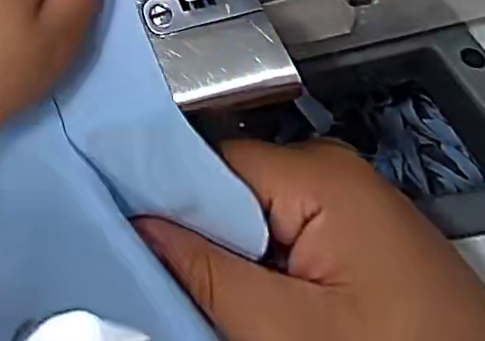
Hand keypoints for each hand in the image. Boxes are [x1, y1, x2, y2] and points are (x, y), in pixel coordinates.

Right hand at [135, 140, 484, 340]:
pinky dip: (261, 267)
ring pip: (251, 215)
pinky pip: (281, 234)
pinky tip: (259, 305)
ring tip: (227, 303)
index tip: (130, 226)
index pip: (208, 162)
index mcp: (321, 172)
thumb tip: (139, 225)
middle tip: (182, 283)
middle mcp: (332, 171)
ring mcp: (346, 201)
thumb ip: (209, 274)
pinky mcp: (353, 233)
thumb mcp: (295, 336)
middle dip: (201, 235)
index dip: (167, 197)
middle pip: (227, 186)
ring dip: (229, 256)